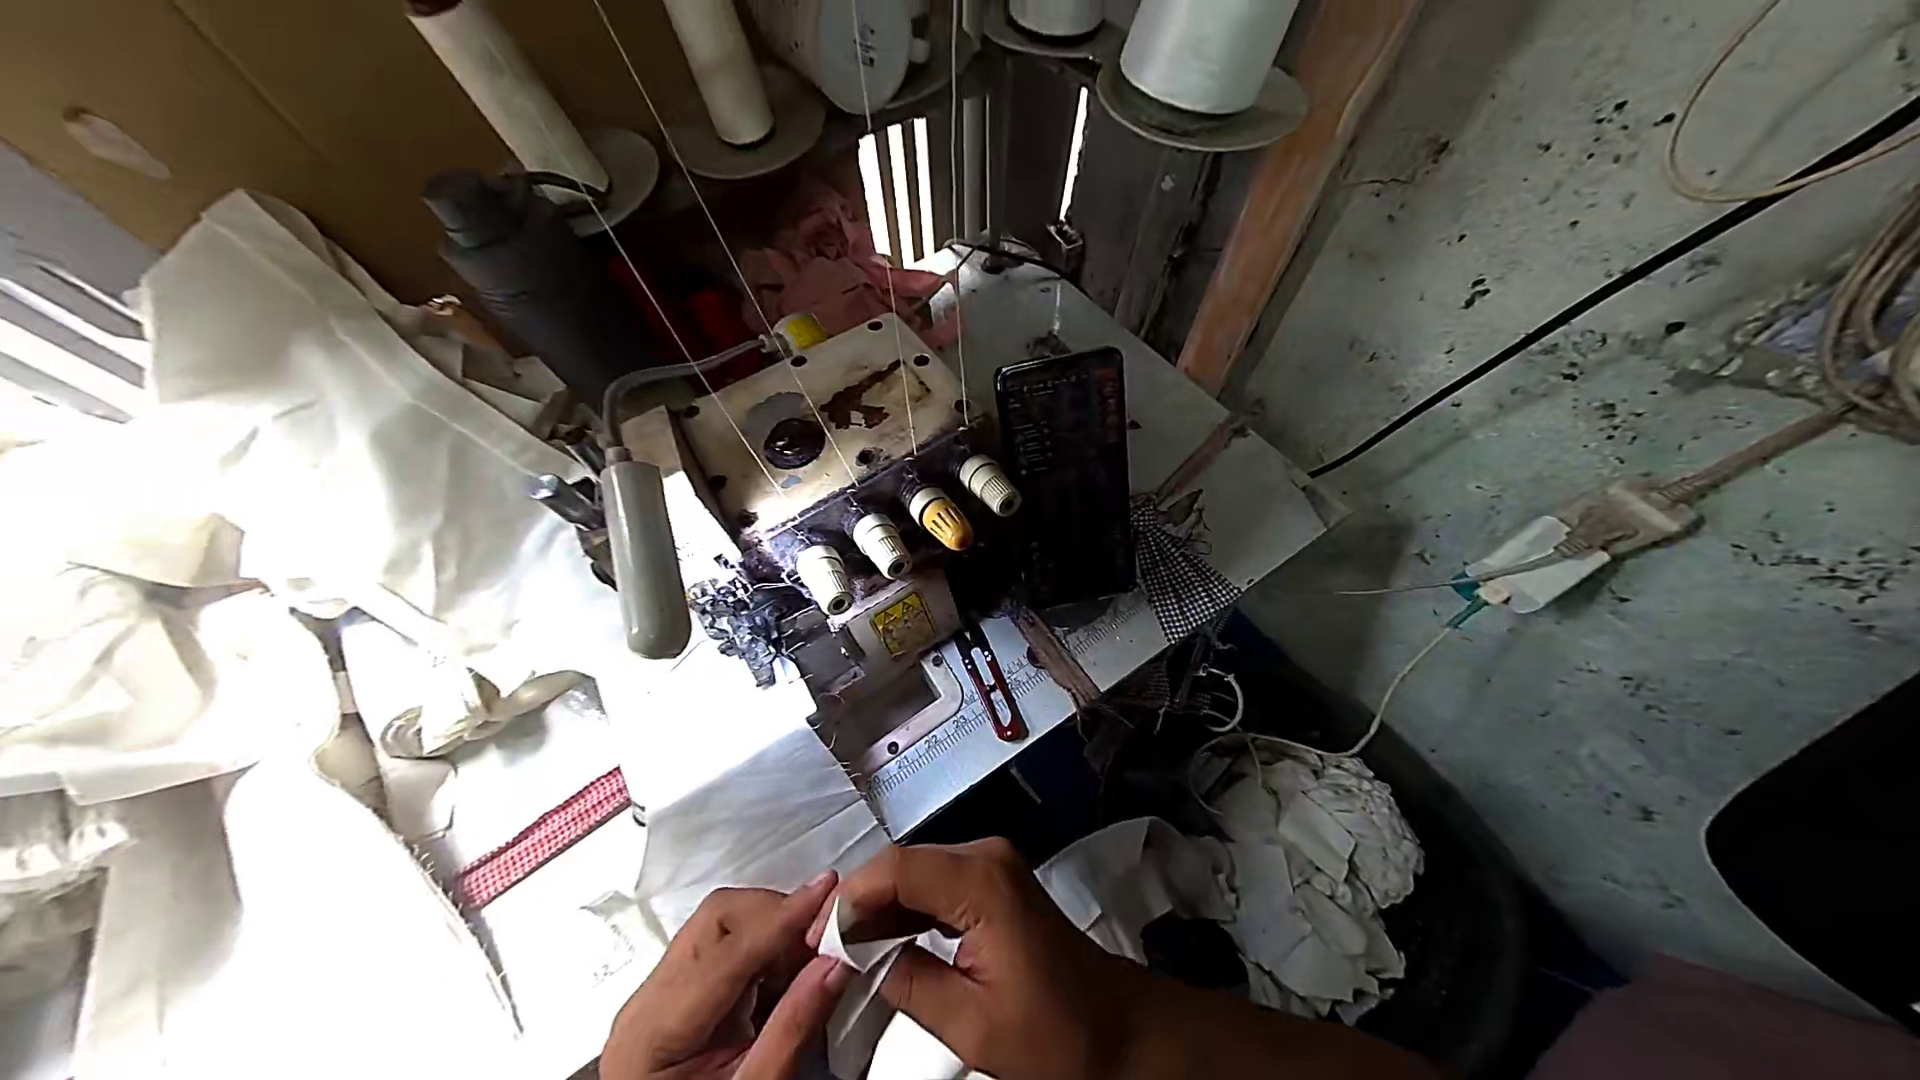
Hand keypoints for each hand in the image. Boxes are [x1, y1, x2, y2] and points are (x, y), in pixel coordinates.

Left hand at [603, 872, 852, 1079]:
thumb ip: (793, 1028)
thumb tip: (835, 964)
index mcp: (653, 1033)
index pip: (726, 952)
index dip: (782, 918)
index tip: (827, 893)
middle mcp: (648, 1001)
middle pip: (718, 919)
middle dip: (778, 916)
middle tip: (826, 935)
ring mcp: (663, 990)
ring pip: (725, 920)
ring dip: (776, 928)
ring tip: (812, 959)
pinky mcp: (684, 988)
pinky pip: (729, 939)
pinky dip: (768, 945)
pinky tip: (790, 972)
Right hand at [810, 838, 1156, 1079]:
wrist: (1114, 1025)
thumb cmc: (1056, 1031)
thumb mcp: (971, 1023)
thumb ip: (907, 980)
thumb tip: (857, 955)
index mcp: (983, 883)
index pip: (897, 867)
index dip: (851, 898)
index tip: (820, 936)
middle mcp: (985, 856)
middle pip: (901, 863)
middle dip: (857, 901)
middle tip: (822, 945)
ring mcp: (989, 863)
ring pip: (913, 870)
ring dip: (876, 905)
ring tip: (842, 946)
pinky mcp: (989, 877)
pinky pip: (932, 881)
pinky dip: (903, 907)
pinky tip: (879, 937)